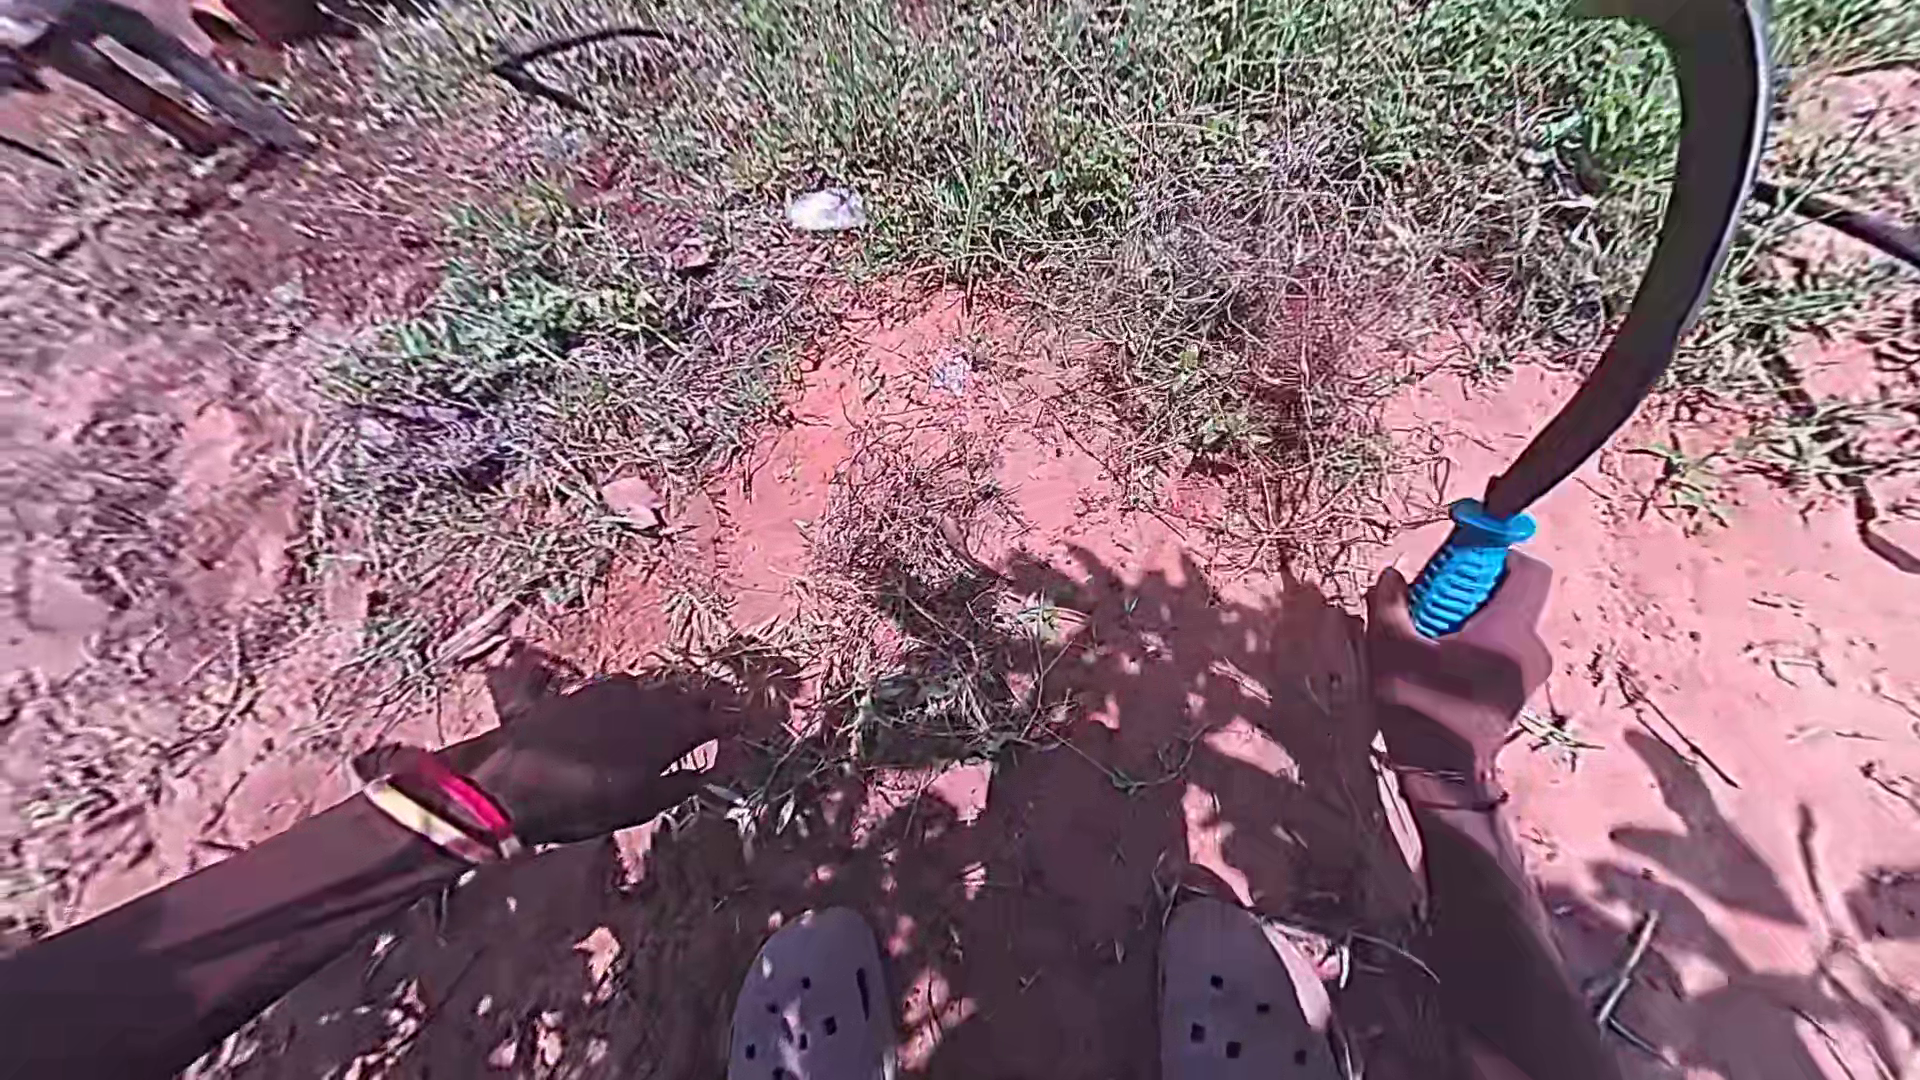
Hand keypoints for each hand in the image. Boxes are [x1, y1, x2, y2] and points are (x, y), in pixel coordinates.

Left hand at [433, 646, 729, 845]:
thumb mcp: (640, 805)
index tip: (742, 731)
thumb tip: (712, 772)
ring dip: (673, 701)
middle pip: (692, 698)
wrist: (508, 781)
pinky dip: (638, 698)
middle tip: (713, 721)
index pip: (717, 721)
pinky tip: (630, 709)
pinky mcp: (589, 689)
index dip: (732, 726)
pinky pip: (627, 688)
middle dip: (706, 708)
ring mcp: (620, 691)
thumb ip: (681, 784)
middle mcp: (653, 701)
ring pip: (661, 689)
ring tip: (674, 716)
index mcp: (673, 729)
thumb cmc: (582, 802)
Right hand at [1365, 553, 1552, 778]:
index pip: (1527, 571)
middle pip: (1510, 595)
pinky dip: (1469, 639)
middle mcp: (1531, 646)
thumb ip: (1390, 602)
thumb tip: (1393, 574)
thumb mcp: (1389, 646)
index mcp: (1507, 631)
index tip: (1454, 561)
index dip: (1495, 554)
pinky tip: (1434, 657)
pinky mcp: (1516, 688)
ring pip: (1501, 622)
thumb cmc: (1418, 702)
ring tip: (1422, 633)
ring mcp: (1528, 670)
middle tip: (1423, 600)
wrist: (1441, 769)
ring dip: (1464, 616)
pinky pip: (1498, 646)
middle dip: (1466, 588)